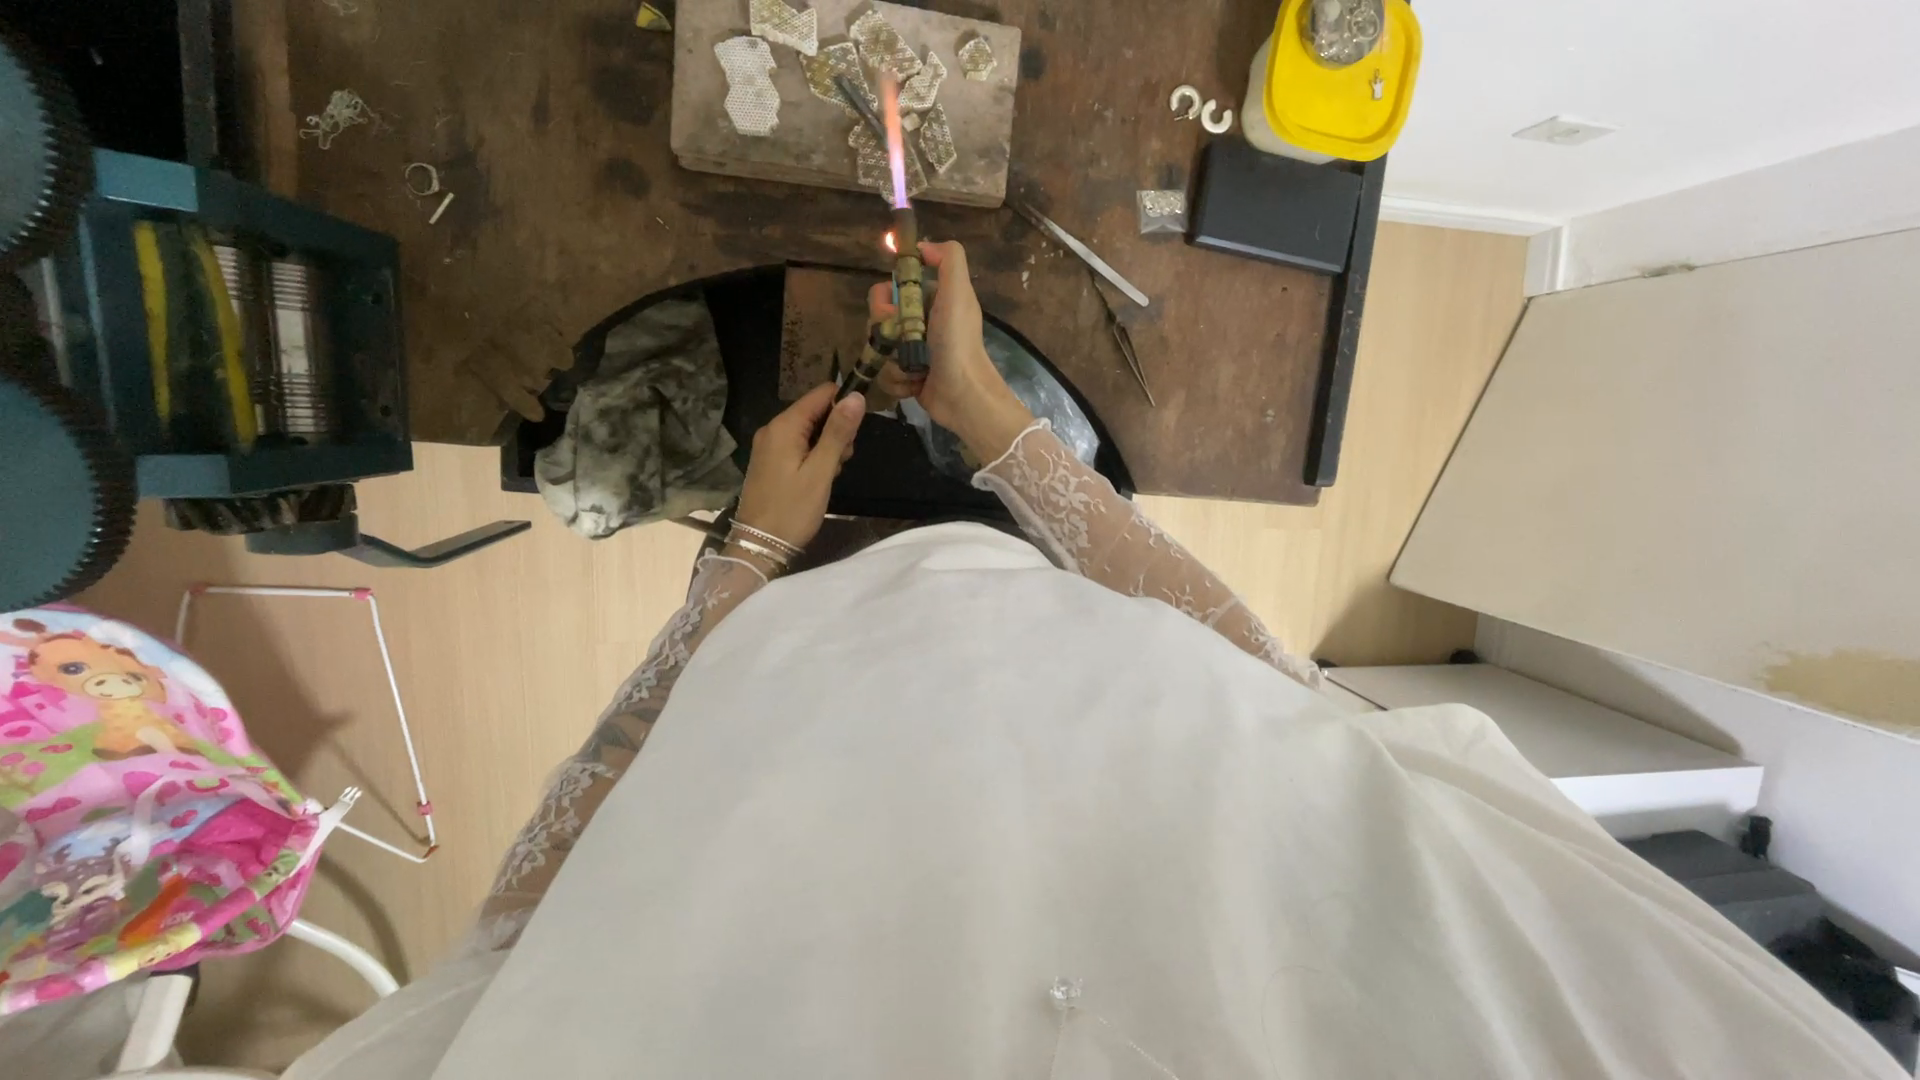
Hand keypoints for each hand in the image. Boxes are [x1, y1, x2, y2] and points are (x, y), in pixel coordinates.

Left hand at [733, 383, 865, 553]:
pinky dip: (814, 457)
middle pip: (816, 412)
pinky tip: (818, 478)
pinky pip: (798, 446)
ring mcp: (769, 446)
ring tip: (829, 475)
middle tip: (841, 461)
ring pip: (809, 431)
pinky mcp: (769, 461)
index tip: (857, 430)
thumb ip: (838, 432)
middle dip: (836, 431)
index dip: (844, 405)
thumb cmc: (793, 509)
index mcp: (784, 426)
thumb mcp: (821, 471)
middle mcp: (772, 429)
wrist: (759, 545)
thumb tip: (856, 396)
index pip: (821, 394)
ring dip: (827, 447)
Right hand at [870, 240, 1033, 461]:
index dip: (885, 298)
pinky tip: (914, 384)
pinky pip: (884, 373)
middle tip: (899, 340)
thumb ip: (948, 259)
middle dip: (884, 331)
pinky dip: (896, 380)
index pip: (891, 289)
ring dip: (892, 360)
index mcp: (932, 301)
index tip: (892, 309)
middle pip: (879, 318)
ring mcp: (912, 352)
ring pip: (878, 347)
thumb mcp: (958, 292)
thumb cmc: (958, 342)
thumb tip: (921, 246)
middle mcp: (920, 324)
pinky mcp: (907, 378)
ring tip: (912, 368)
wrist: (963, 394)